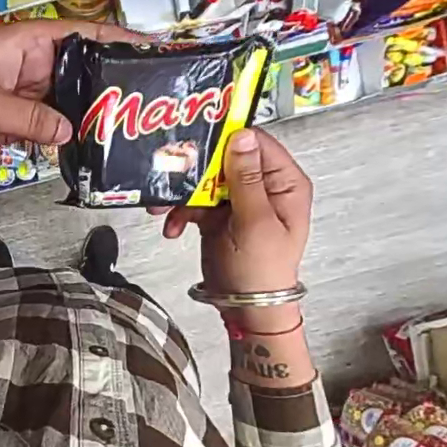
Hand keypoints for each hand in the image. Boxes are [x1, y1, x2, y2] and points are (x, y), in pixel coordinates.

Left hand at [0, 20, 143, 162]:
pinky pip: (54, 125)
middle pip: (82, 69)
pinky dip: (72, 135)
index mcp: (23, 44)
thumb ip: (28, 117)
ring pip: (71, 101)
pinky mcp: (21, 121)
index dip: (114, 38)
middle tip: (148, 100)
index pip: (79, 34)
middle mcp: (31, 66)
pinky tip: (94, 146)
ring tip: (128, 127)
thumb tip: (70, 129)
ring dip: (93, 114)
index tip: (148, 47)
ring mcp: (27, 95)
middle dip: (111, 82)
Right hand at [159, 127, 311, 324]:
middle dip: (195, 169)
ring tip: (162, 207)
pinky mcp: (218, 216)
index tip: (198, 139)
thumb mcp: (256, 223)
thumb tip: (242, 137)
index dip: (228, 138)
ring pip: (205, 180)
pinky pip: (195, 202)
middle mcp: (263, 187)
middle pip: (226, 159)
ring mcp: (238, 201)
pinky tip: (173, 227)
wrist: (246, 309)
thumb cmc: (262, 272)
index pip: (256, 144)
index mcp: (284, 183)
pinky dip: (181, 213)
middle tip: (170, 173)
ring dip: (182, 193)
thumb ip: (247, 179)